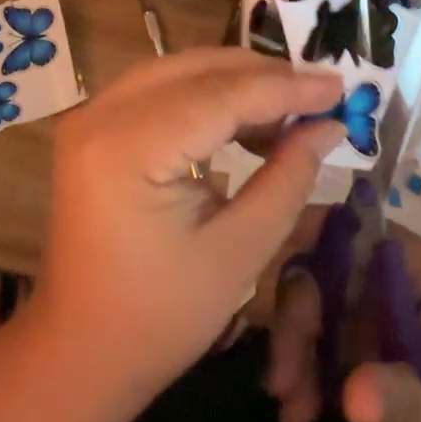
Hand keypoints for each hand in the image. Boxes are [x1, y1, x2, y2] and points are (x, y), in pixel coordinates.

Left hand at [31, 48, 344, 398]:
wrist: (80, 351)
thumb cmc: (160, 317)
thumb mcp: (238, 253)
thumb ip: (287, 179)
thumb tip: (328, 126)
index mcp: (126, 149)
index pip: (219, 96)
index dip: (284, 88)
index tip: (340, 86)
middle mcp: (98, 116)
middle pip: (194, 70)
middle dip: (262, 76)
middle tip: (322, 95)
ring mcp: (88, 117)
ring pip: (176, 71)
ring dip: (235, 82)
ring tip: (291, 110)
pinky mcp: (92, 128)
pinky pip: (157, 90)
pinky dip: (204, 96)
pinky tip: (244, 121)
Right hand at [265, 225, 420, 421]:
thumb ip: (404, 398)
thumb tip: (349, 395)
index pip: (348, 228)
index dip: (302, 244)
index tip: (261, 284)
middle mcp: (401, 278)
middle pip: (325, 269)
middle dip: (296, 320)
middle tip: (280, 382)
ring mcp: (389, 309)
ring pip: (321, 306)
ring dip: (298, 351)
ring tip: (291, 409)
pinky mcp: (382, 342)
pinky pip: (332, 339)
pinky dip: (312, 370)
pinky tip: (303, 411)